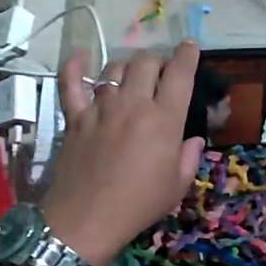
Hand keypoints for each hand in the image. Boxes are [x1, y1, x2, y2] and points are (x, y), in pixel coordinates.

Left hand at [45, 42, 205, 265]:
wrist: (87, 218)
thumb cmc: (139, 205)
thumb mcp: (177, 186)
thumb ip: (190, 157)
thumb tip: (193, 139)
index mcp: (164, 119)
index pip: (180, 75)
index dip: (188, 56)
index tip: (191, 46)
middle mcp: (133, 104)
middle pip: (146, 62)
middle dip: (158, 60)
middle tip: (161, 72)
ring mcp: (101, 108)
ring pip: (113, 68)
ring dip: (126, 67)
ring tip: (130, 75)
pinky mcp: (75, 117)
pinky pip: (72, 84)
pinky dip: (74, 68)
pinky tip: (79, 59)